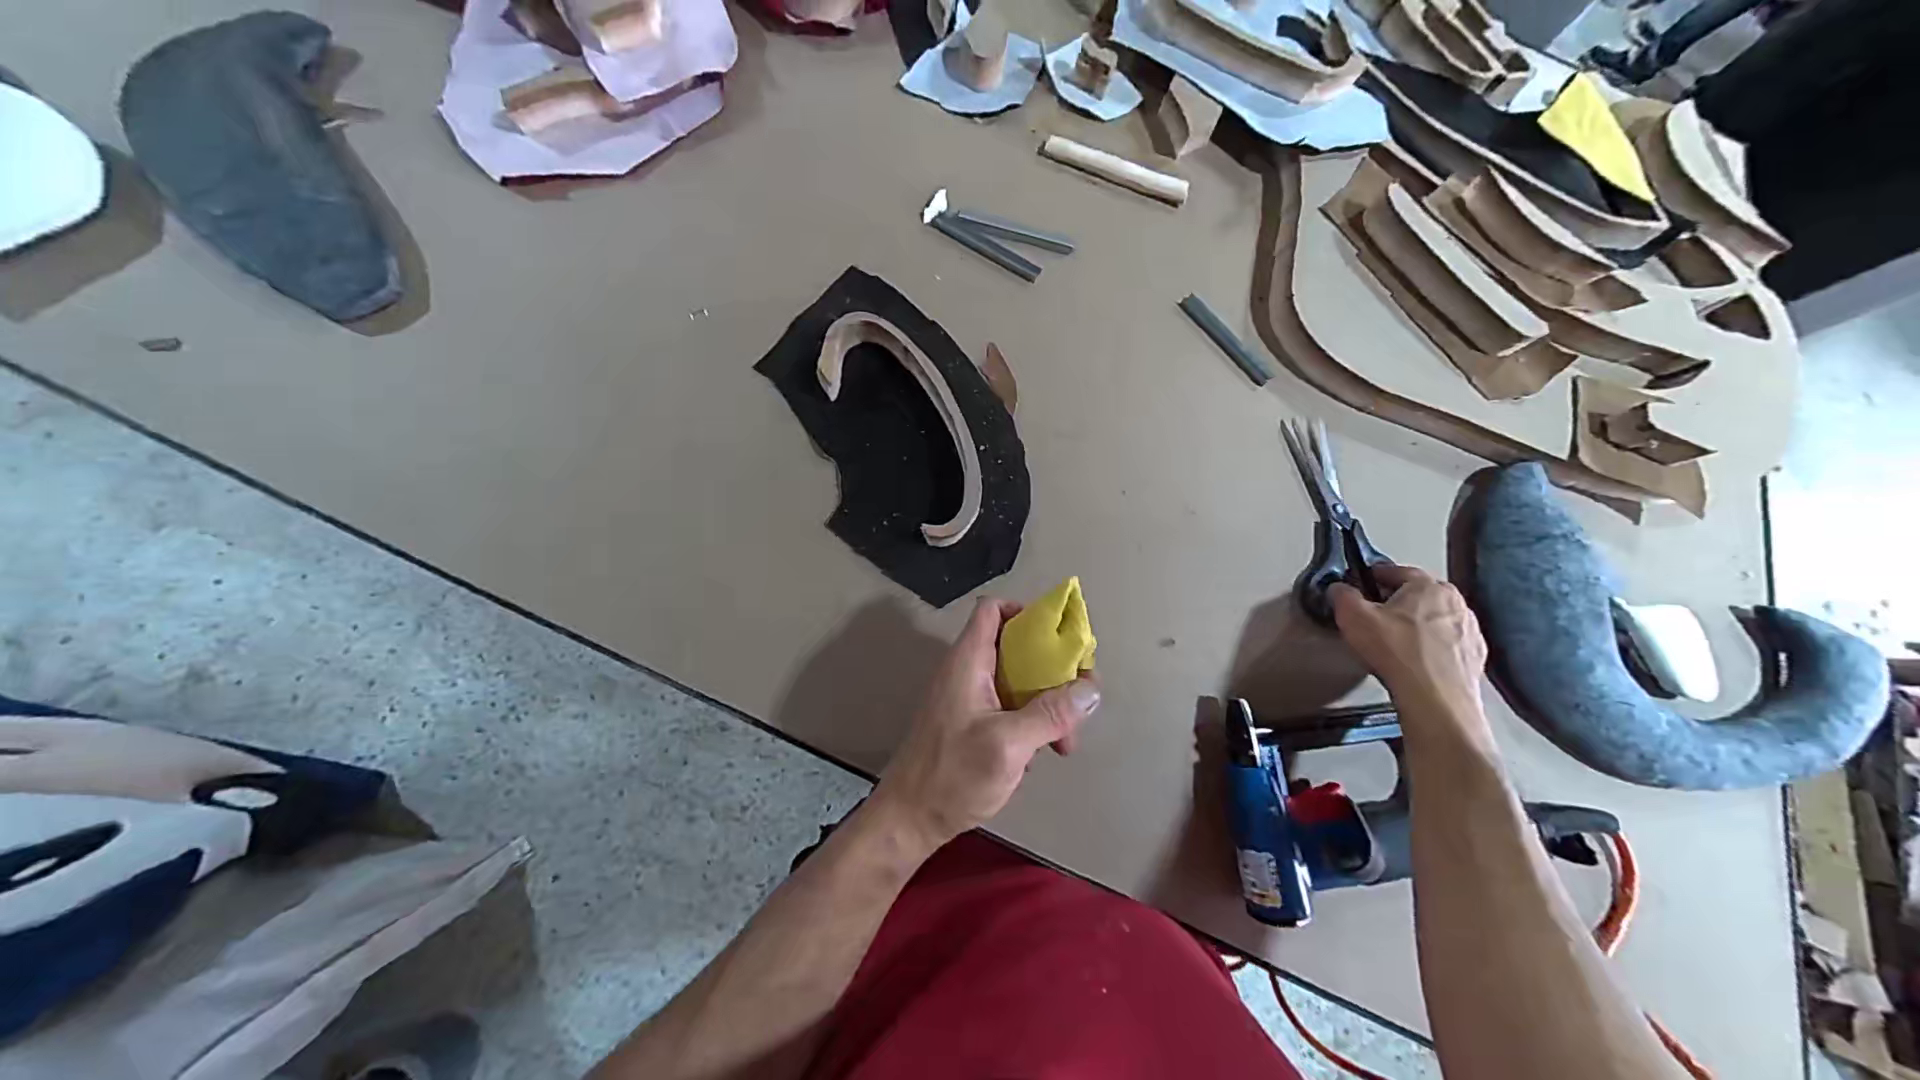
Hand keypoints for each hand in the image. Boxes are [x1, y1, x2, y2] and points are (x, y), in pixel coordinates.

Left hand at [870, 598, 1100, 852]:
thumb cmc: (951, 777)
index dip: (1026, 612)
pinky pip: (1006, 705)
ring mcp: (966, 698)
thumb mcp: (1008, 744)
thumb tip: (1090, 689)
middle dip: (1049, 666)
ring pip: (1014, 680)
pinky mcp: (969, 723)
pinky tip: (1040, 751)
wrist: (908, 820)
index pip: (993, 610)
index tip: (1058, 637)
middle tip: (1076, 695)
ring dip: (1044, 701)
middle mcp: (965, 672)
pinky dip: (1028, 720)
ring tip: (1064, 739)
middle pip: (1013, 646)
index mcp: (968, 662)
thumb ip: (1050, 713)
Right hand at [1331, 565, 1490, 738]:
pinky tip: (1410, 661)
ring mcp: (1468, 631)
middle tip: (1374, 617)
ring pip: (1433, 620)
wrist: (1435, 698)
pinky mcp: (1472, 656)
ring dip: (1414, 627)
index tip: (1363, 584)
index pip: (1397, 571)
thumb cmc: (1401, 656)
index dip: (1374, 577)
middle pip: (1417, 595)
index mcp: (1429, 587)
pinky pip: (1445, 644)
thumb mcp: (1352, 617)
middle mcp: (1455, 604)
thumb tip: (1339, 590)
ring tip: (1391, 644)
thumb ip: (1342, 595)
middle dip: (1395, 603)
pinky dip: (1428, 649)